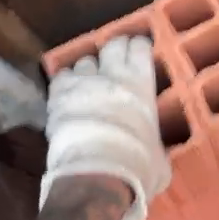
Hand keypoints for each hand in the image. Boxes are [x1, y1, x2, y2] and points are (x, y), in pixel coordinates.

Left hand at [39, 36, 170, 219]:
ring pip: (84, 61)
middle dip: (114, 50)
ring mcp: (83, 80)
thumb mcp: (159, 156)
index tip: (138, 53)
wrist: (96, 175)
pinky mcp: (59, 93)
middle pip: (112, 44)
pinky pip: (61, 77)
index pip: (140, 47)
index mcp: (141, 83)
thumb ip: (156, 143)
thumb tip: (156, 152)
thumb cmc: (137, 167)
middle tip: (114, 62)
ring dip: (87, 71)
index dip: (138, 48)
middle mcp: (112, 73)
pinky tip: (66, 96)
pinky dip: (65, 84)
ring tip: (88, 86)